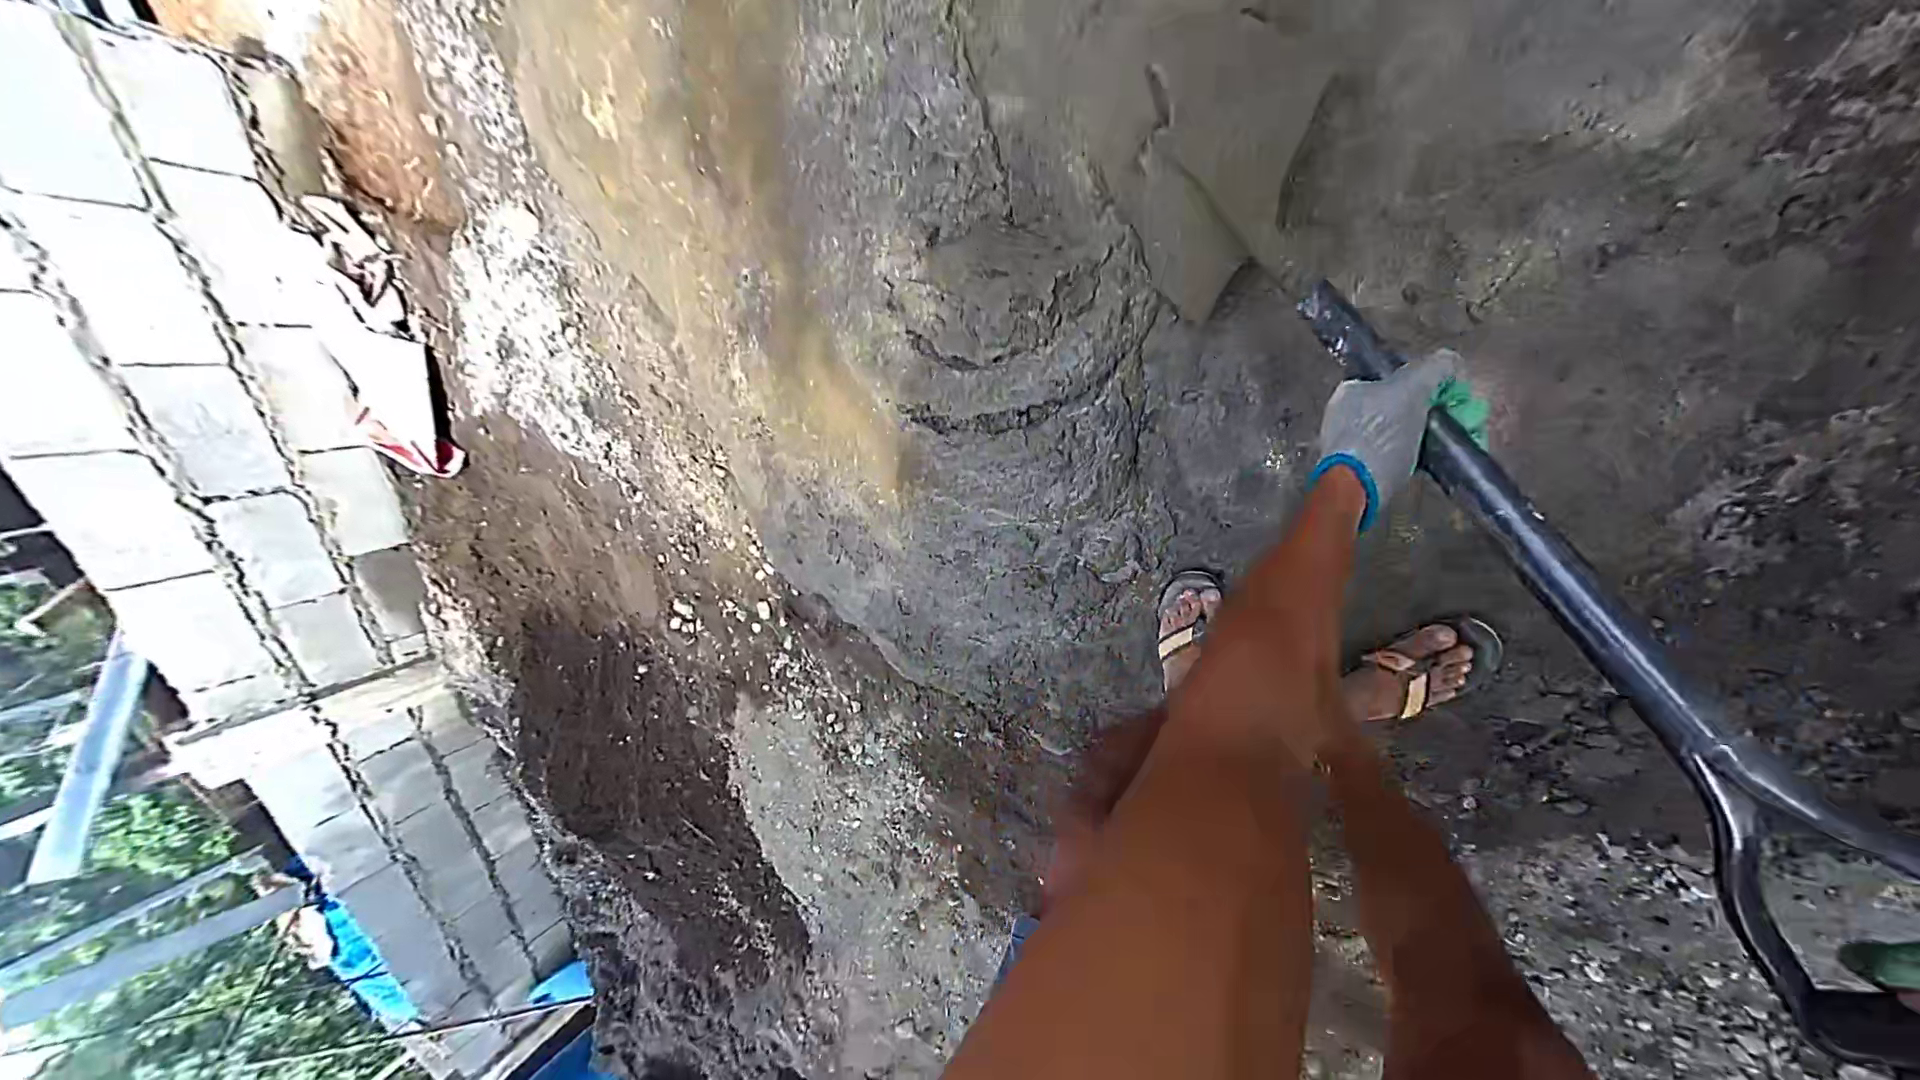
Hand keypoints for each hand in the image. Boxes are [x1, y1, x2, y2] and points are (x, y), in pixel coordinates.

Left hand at [1310, 349, 1458, 529]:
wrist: (1354, 488)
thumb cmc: (1378, 435)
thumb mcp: (1410, 389)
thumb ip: (1433, 369)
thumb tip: (1449, 361)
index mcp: (1353, 391)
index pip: (1402, 377)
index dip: (1435, 384)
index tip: (1456, 398)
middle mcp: (1350, 415)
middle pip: (1410, 404)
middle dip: (1444, 411)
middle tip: (1469, 423)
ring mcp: (1357, 443)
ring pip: (1410, 430)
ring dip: (1441, 434)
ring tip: (1468, 440)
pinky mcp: (1367, 469)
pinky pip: (1405, 455)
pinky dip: (1427, 456)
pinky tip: (1444, 461)